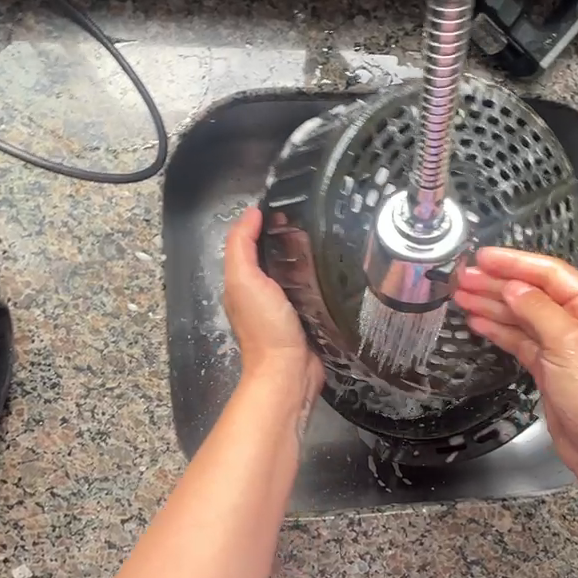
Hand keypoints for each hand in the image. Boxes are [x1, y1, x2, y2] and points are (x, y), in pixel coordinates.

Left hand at [224, 207, 322, 403]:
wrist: (289, 372)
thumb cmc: (265, 327)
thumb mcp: (243, 280)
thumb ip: (241, 246)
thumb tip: (252, 213)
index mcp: (243, 281)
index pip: (251, 242)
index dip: (265, 222)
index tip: (289, 206)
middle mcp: (263, 291)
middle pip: (276, 255)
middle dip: (291, 237)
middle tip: (316, 219)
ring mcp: (287, 305)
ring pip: (297, 270)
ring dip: (310, 256)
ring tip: (330, 237)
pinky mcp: (308, 316)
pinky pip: (314, 289)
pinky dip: (321, 277)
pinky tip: (335, 267)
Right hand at [453, 247, 577, 477]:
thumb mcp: (569, 343)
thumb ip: (537, 310)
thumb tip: (512, 286)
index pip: (550, 274)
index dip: (514, 263)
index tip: (483, 257)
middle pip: (532, 293)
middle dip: (497, 283)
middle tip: (462, 277)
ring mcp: (563, 345)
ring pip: (522, 316)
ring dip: (492, 305)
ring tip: (461, 295)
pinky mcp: (549, 367)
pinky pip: (520, 341)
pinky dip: (498, 330)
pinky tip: (478, 321)